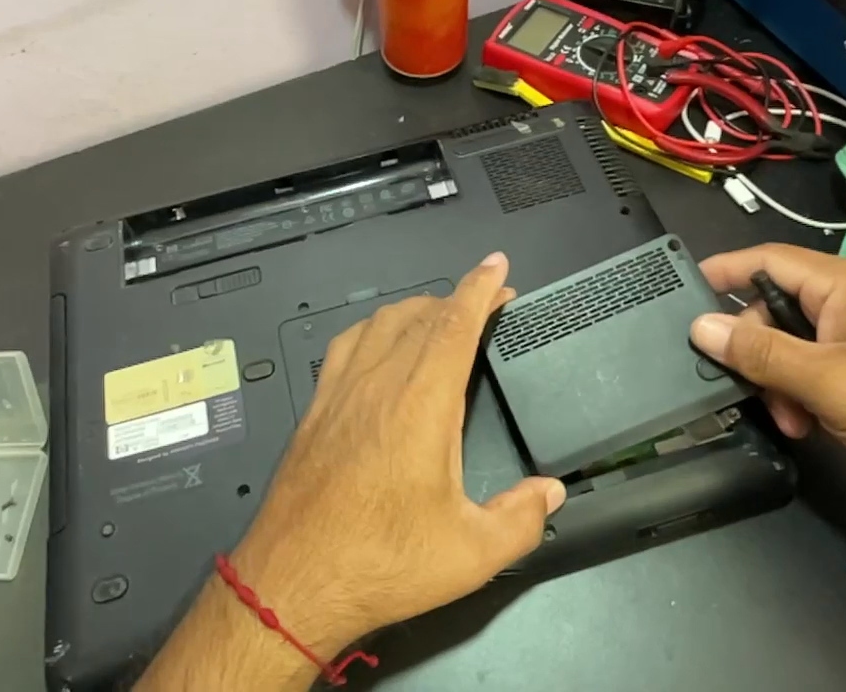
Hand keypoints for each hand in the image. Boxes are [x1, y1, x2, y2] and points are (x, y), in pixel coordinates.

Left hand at [225, 253, 564, 654]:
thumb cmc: (381, 561)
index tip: (496, 266)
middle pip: (422, 315)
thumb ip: (522, 519)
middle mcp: (379, 381)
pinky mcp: (317, 406)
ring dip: (418, 309)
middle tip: (486, 302)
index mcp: (421, 402)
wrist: (295, 580)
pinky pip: (347, 344)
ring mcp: (341, 389)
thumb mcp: (470, 553)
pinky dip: (374, 328)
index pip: (455, 323)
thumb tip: (550, 492)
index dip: (480, 288)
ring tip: (441, 317)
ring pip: (382, 322)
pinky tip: (379, 342)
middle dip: (459, 299)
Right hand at [692, 244, 845, 536]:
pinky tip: (822, 425)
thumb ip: (758, 352)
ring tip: (796, 422)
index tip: (684, 291)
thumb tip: (701, 326)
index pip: (770, 259)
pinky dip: (819, 390)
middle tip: (756, 394)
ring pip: (812, 342)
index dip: (724, 271)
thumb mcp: (826, 382)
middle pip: (787, 307)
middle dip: (761, 349)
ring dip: (789, 378)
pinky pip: (841, 366)